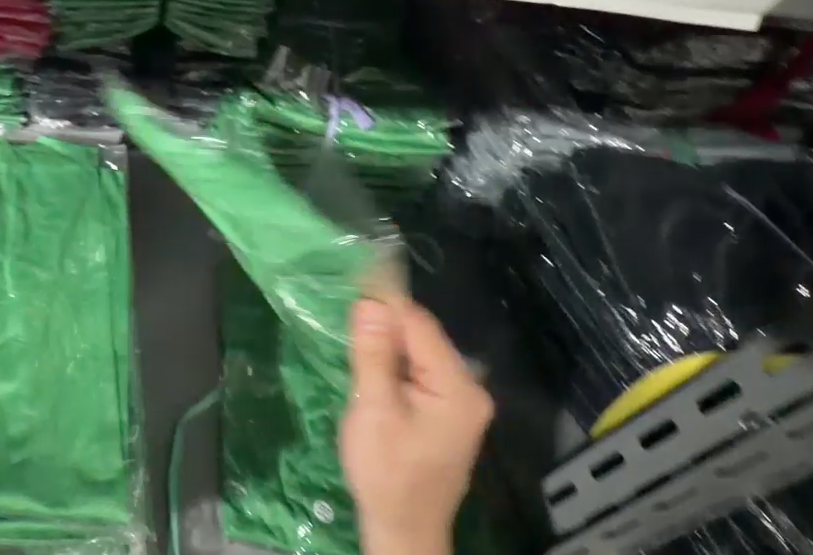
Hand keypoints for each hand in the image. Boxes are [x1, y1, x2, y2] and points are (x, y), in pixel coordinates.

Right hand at [340, 293, 493, 554]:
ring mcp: (459, 401)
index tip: (349, 282)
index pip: (419, 324)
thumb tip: (369, 301)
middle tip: (344, 319)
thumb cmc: (387, 471)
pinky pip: (417, 370)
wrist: (403, 529)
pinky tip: (370, 368)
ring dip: (384, 343)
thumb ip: (373, 353)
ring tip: (352, 340)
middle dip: (383, 323)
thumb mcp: (373, 408)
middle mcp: (468, 388)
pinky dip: (392, 362)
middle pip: (420, 335)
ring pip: (416, 351)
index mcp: (457, 386)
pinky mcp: (445, 411)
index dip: (384, 301)